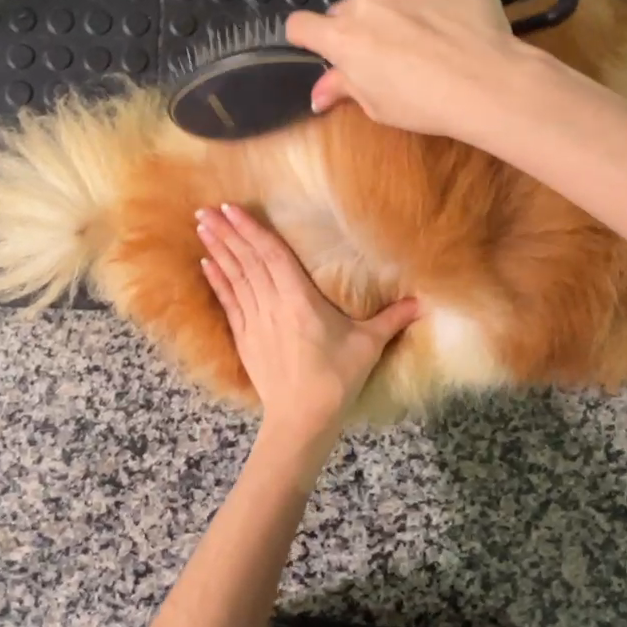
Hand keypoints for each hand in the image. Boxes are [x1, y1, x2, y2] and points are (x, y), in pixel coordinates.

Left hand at [196, 204, 418, 451]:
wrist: (302, 418)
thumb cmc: (336, 379)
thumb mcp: (369, 345)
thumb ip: (393, 318)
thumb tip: (425, 301)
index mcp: (299, 298)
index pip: (271, 255)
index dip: (252, 229)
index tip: (232, 209)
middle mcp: (271, 304)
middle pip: (246, 261)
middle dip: (225, 233)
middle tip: (205, 210)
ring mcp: (254, 321)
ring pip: (233, 277)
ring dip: (217, 250)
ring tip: (201, 226)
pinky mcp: (244, 338)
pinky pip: (227, 302)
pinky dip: (216, 281)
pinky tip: (205, 263)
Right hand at [285, 0, 551, 143]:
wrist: (489, 83)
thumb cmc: (422, 104)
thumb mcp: (376, 106)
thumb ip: (344, 89)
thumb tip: (318, 94)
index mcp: (343, 37)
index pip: (300, 24)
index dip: (306, 37)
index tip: (320, 50)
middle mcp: (370, 3)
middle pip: (348, 10)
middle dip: (359, 29)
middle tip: (383, 56)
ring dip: (398, 14)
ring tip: (427, 42)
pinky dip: (436, 4)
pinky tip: (454, 28)